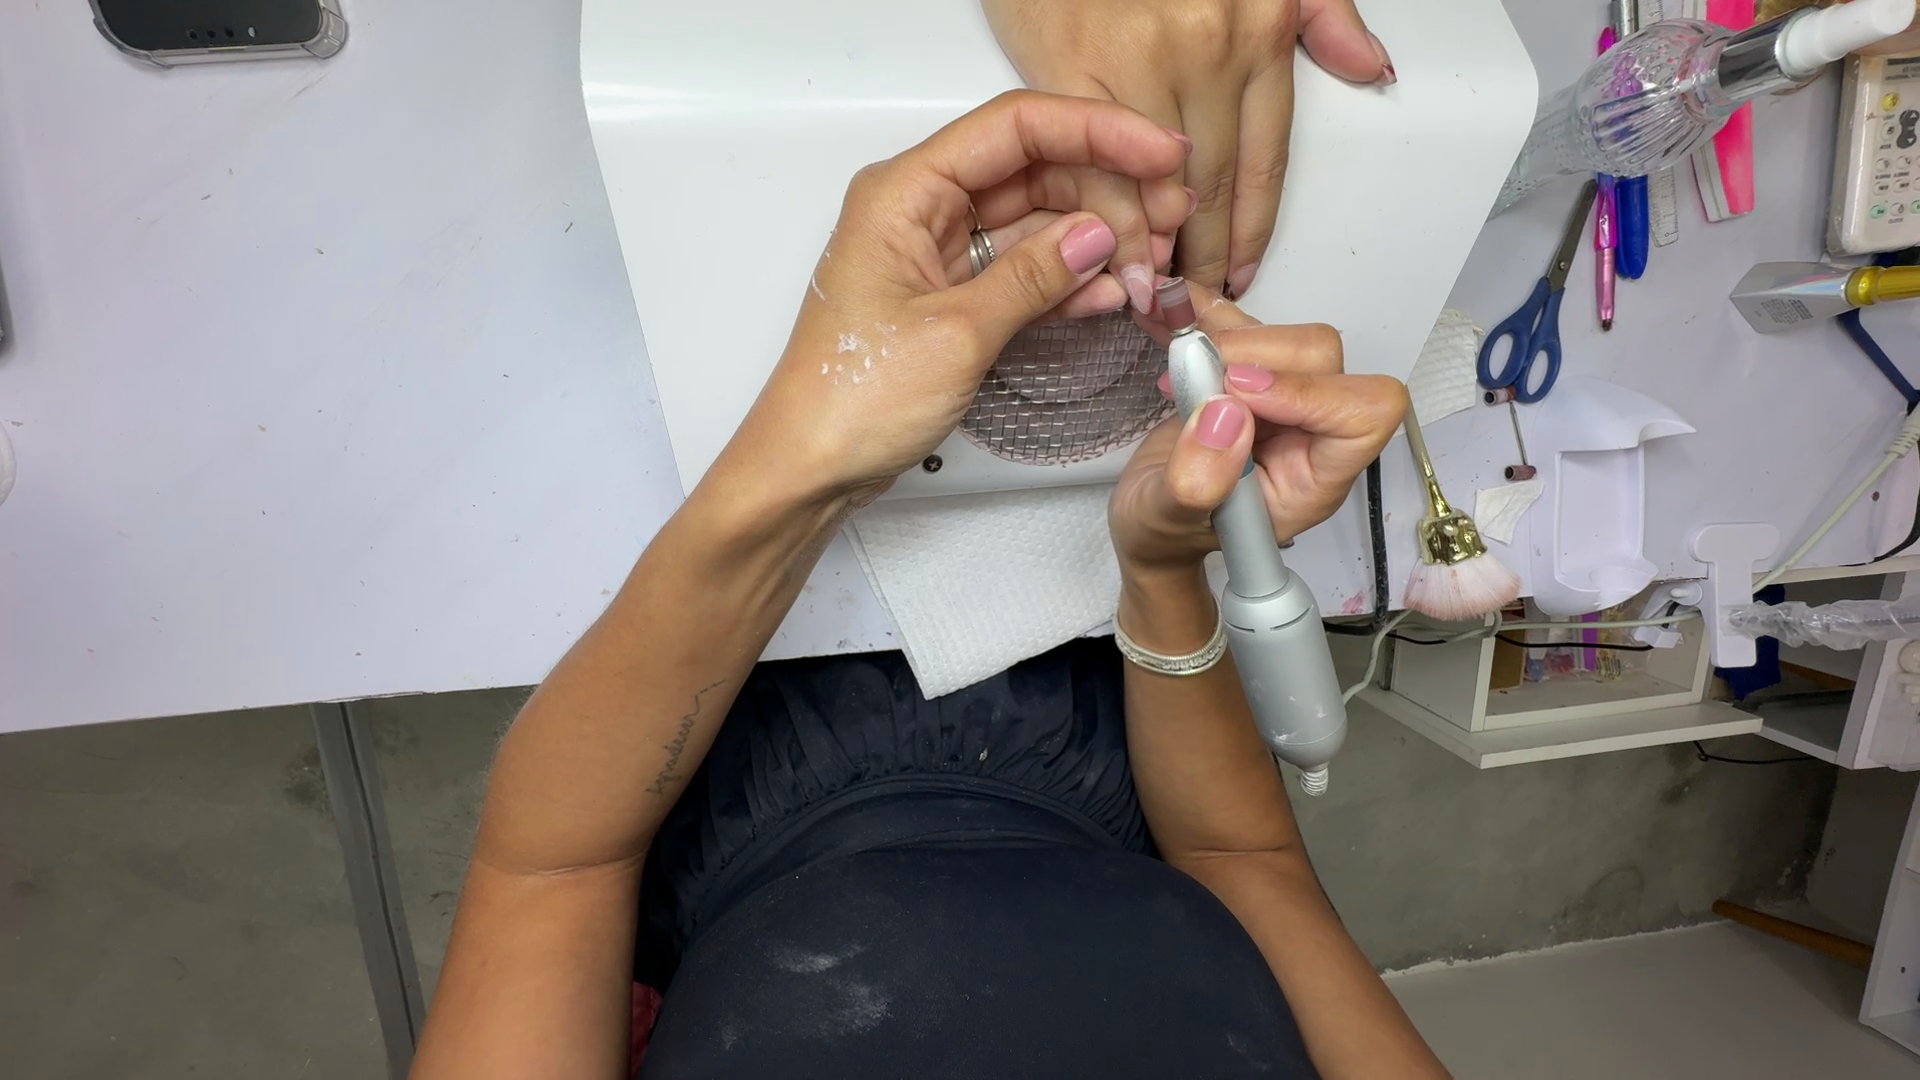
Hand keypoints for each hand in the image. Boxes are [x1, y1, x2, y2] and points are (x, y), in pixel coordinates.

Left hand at [714, 91, 1193, 508]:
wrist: (814, 466)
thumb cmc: (850, 400)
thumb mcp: (955, 333)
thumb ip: (1031, 278)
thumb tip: (1096, 236)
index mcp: (904, 194)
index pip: (1015, 130)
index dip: (1097, 131)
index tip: (1158, 153)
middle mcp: (920, 215)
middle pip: (1032, 175)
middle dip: (1103, 196)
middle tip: (1162, 227)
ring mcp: (938, 261)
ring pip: (1033, 228)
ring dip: (1091, 245)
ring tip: (1146, 267)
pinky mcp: (951, 304)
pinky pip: (1019, 278)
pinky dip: (1063, 286)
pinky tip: (1107, 296)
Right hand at [983, 0, 1391, 298]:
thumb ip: (1325, 12)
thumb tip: (1372, 68)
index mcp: (1259, 28)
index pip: (1264, 162)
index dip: (1254, 231)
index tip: (1243, 272)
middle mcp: (1208, 51)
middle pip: (1213, 188)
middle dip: (1207, 256)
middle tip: (1199, 301)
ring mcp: (1140, 68)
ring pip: (1158, 189)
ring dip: (1159, 253)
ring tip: (1157, 294)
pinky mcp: (1076, 78)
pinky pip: (1099, 172)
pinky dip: (1109, 222)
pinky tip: (1113, 256)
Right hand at [1108, 282, 1405, 572]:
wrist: (1150, 520)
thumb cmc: (1162, 532)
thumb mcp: (1164, 520)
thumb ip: (1196, 482)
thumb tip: (1226, 413)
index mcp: (1312, 479)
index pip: (1361, 416)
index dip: (1307, 392)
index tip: (1234, 393)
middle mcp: (1309, 432)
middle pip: (1322, 360)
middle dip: (1253, 354)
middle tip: (1189, 375)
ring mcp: (1282, 400)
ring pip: (1286, 337)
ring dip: (1229, 333)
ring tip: (1173, 353)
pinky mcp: (1248, 376)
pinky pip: (1244, 328)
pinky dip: (1207, 313)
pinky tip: (1169, 310)